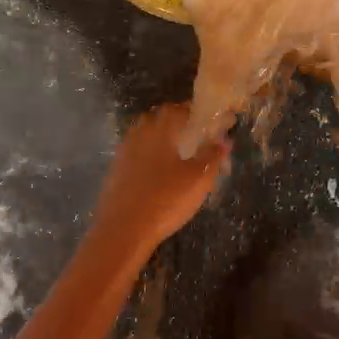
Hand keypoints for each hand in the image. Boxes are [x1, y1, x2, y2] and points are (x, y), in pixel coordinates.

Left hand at [93, 103, 228, 250]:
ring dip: (158, 137)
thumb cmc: (166, 199)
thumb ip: (212, 156)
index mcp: (160, 130)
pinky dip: (146, 154)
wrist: (123, 229)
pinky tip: (155, 172)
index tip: (206, 119)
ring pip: (142, 134)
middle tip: (191, 134)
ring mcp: (124, 153)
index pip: (176, 109)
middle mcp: (139, 135)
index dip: (192, 110)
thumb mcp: (199, 179)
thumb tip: (224, 140)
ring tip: (174, 152)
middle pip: (156, 118)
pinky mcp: (115, 171)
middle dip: (174, 121)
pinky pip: (134, 152)